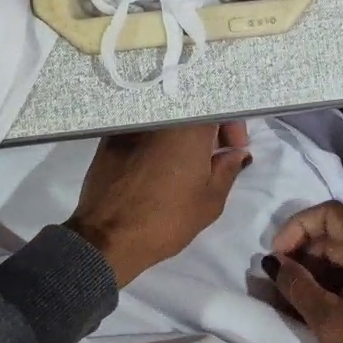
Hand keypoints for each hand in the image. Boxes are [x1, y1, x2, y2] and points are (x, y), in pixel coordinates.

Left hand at [64, 122, 250, 286]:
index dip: (232, 123)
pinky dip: (156, 138)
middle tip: (212, 155)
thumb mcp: (209, 200)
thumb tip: (235, 153)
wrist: (107, 236)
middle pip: (192, 107)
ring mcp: (131, 123)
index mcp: (188, 126)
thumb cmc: (166, 219)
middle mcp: (159, 115)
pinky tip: (158, 163)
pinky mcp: (110, 135)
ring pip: (166, 116)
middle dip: (207, 127)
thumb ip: (227, 169)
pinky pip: (143, 127)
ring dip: (181, 133)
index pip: (218, 106)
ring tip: (184, 161)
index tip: (233, 147)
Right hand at [268, 202, 342, 342]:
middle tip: (280, 285)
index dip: (296, 227)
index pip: (329, 214)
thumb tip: (273, 262)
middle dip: (304, 255)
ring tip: (296, 300)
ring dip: (319, 272)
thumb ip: (297, 286)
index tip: (277, 257)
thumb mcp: (331, 325)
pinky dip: (339, 284)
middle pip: (338, 236)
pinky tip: (322, 308)